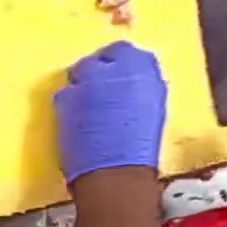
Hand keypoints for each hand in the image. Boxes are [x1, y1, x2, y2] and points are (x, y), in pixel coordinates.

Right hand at [55, 41, 167, 181]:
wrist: (114, 173)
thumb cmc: (81, 152)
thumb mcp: (66, 120)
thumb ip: (71, 99)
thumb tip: (73, 90)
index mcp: (94, 77)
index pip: (87, 64)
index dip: (80, 74)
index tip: (74, 85)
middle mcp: (126, 71)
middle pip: (118, 52)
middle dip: (106, 62)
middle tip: (94, 81)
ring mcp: (149, 81)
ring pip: (138, 62)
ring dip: (124, 72)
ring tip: (111, 92)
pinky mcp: (161, 96)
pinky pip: (148, 79)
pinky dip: (137, 85)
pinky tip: (126, 102)